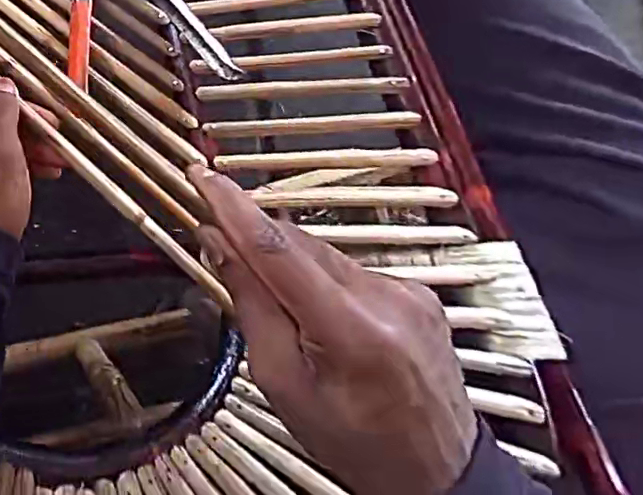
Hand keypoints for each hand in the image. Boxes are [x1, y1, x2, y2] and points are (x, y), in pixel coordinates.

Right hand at [189, 165, 476, 494]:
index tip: (204, 177)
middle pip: (295, 243)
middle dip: (253, 241)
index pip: (275, 248)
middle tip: (218, 245)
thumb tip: (218, 243)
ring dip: (287, 262)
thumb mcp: (283, 384)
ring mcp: (405, 292)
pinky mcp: (414, 290)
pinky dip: (320, 274)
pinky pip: (347, 264)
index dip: (232, 207)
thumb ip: (249, 304)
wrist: (438, 474)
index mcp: (351, 332)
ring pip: (319, 250)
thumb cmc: (358, 444)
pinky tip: (318, 313)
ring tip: (282, 310)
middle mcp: (385, 301)